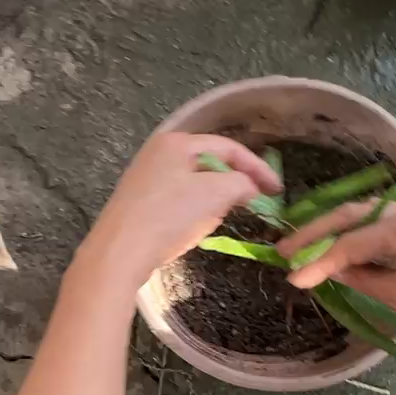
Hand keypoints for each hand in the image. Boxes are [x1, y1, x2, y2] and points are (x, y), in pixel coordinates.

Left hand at [78, 132, 280, 287]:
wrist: (119, 252)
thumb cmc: (168, 217)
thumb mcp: (215, 195)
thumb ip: (241, 183)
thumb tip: (251, 187)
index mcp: (177, 142)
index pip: (228, 147)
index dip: (257, 168)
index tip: (276, 190)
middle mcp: (158, 152)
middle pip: (210, 162)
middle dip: (234, 182)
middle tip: (252, 203)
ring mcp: (145, 177)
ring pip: (194, 182)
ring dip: (214, 198)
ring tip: (222, 216)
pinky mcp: (139, 202)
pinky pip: (177, 199)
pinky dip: (194, 209)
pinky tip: (193, 228)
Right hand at [277, 200, 395, 345]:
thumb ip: (360, 278)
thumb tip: (326, 269)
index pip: (351, 241)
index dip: (318, 260)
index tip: (291, 278)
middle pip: (353, 215)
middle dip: (316, 232)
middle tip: (284, 250)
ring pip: (366, 217)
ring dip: (334, 232)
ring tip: (302, 248)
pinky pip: (383, 226)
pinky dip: (358, 237)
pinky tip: (339, 249)